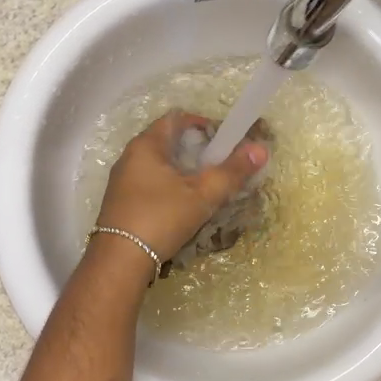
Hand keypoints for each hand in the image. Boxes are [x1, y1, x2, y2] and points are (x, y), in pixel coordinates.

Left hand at [95, 111, 267, 270]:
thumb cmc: (160, 218)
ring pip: (162, 167)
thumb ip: (232, 172)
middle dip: (199, 152)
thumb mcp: (202, 195)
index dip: (204, 125)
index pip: (177, 119)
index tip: (226, 141)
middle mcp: (130, 158)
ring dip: (186, 173)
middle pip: (170, 143)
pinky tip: (187, 208)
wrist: (120, 262)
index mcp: (146, 145)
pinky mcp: (124, 204)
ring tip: (209, 189)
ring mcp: (124, 183)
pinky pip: (153, 186)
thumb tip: (261, 150)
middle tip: (222, 167)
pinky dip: (173, 189)